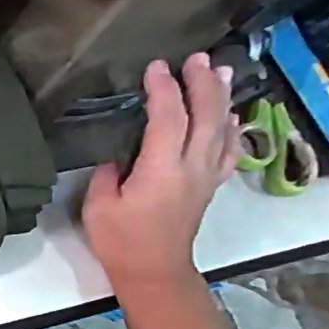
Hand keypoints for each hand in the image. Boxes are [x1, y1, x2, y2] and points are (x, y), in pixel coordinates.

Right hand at [80, 54, 237, 289]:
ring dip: (221, 97)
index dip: (163, 89)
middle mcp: (191, 167)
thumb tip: (120, 156)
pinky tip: (230, 113)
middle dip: (201, 83)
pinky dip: (231, 127)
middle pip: (205, 115)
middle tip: (196, 58)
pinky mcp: (210, 185)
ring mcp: (206, 176)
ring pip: (221, 128)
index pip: (168, 118)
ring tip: (220, 71)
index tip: (155, 67)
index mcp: (160, 170)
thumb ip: (108, 173)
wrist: (153, 270)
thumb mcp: (98, 206)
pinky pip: (228, 149)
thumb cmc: (120, 240)